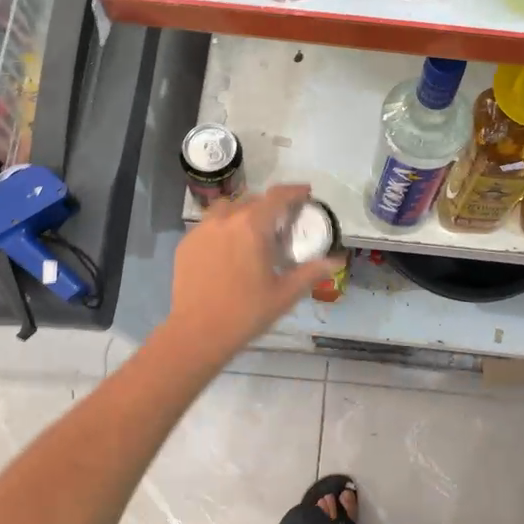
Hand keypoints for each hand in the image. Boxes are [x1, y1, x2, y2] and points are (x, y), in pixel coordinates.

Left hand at [164, 184, 342, 359]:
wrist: (197, 332)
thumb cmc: (246, 312)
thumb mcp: (285, 294)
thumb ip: (311, 272)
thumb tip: (337, 261)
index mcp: (252, 226)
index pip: (277, 197)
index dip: (294, 191)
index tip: (305, 193)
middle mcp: (225, 219)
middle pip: (251, 200)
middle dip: (269, 206)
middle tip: (280, 223)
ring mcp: (201, 230)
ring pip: (226, 208)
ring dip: (243, 212)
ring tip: (252, 231)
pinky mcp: (186, 244)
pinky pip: (209, 225)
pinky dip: (223, 228)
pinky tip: (228, 249)